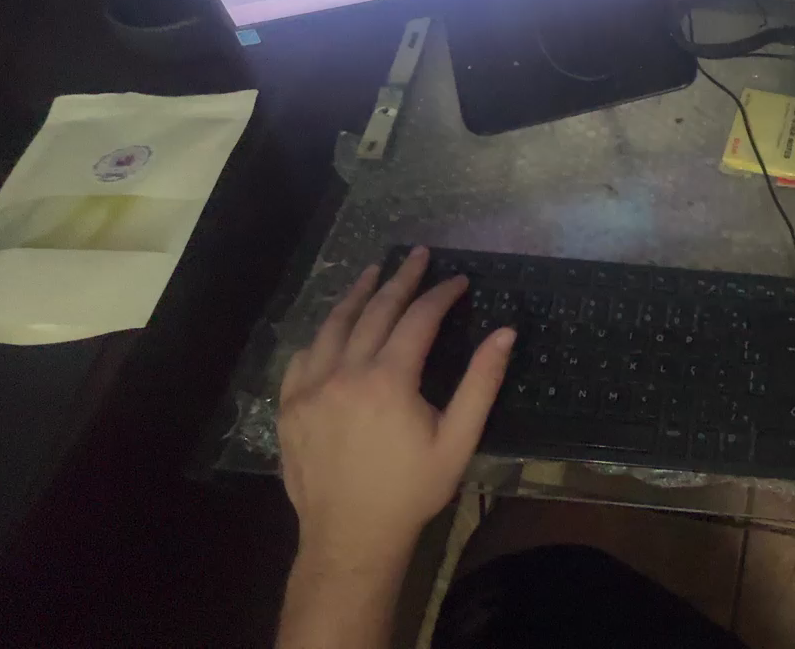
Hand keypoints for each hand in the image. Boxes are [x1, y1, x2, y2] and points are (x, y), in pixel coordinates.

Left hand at [278, 247, 513, 567]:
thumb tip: (505, 332)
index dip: (441, 294)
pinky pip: (303, 357)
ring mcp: (310, 390)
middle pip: (375, 311)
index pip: (418, 318)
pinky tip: (334, 327)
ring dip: (357, 295)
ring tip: (375, 271)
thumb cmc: (413, 488)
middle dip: (400, 279)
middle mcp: (344, 374)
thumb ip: (482, 381)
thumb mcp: (459, 438)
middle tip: (418, 255)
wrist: (350, 538)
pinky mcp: (290, 408)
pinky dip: (322, 333)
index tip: (459, 279)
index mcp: (388, 380)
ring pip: (333, 326)